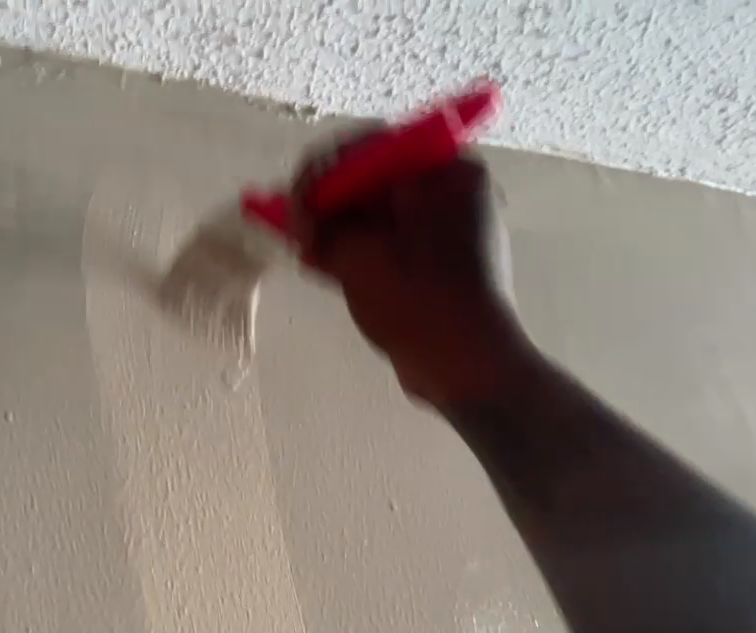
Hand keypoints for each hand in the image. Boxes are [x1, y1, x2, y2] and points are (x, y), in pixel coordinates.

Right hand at [290, 146, 531, 409]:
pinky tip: (320, 263)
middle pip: (372, 179)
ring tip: (302, 248)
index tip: (293, 200)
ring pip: (375, 214)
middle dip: (326, 201)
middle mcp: (448, 190)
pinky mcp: (434, 262)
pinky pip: (386, 242)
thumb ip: (324, 228)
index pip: (371, 146)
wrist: (463, 362)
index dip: (323, 170)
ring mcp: (444, 228)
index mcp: (442, 172)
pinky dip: (353, 249)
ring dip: (334, 228)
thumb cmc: (415, 300)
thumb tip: (301, 216)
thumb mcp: (358, 258)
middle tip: (293, 227)